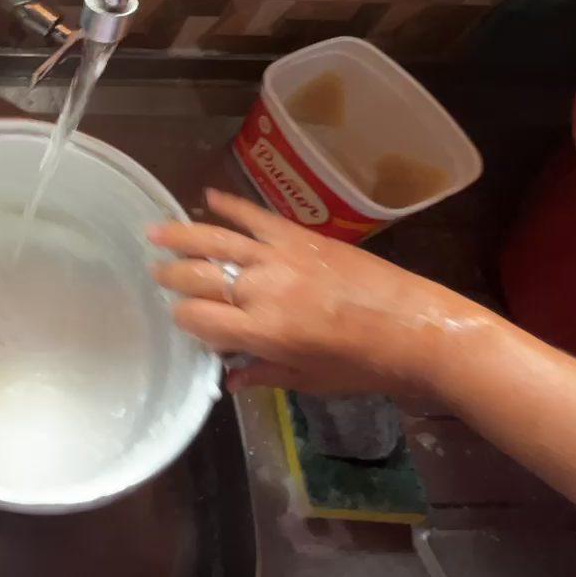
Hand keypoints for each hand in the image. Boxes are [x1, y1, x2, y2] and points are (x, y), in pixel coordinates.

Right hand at [148, 189, 501, 397]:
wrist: (421, 329)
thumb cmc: (367, 365)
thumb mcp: (311, 381)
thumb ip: (264, 374)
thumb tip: (228, 378)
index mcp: (263, 331)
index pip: (198, 319)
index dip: (182, 319)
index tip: (180, 319)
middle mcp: (261, 289)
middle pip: (198, 277)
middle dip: (171, 275)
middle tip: (155, 271)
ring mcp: (279, 257)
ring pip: (215, 240)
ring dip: (181, 234)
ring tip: (154, 229)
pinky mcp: (298, 236)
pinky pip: (254, 215)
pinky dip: (230, 204)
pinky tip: (207, 195)